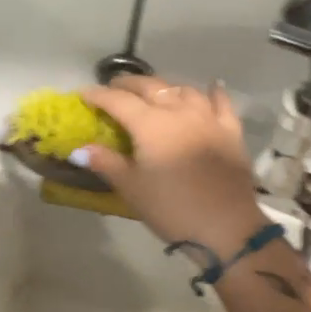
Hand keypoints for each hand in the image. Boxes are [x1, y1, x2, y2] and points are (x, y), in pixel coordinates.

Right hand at [77, 75, 268, 255]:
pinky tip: (212, 87)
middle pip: (151, 87)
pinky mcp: (231, 132)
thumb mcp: (133, 189)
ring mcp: (208, 118)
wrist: (226, 227)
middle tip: (113, 89)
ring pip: (184, 90)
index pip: (118, 101)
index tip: (83, 94)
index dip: (98, 95)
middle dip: (129, 85)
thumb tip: (80, 149)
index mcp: (150, 124)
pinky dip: (213, 93)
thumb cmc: (172, 208)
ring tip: (155, 94)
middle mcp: (179, 111)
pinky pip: (221, 103)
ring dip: (165, 88)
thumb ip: (106, 163)